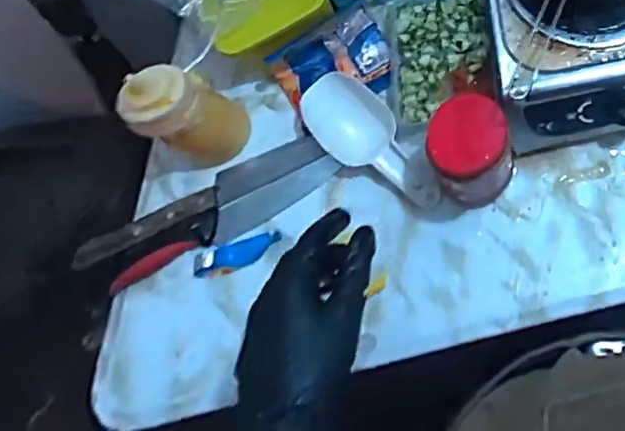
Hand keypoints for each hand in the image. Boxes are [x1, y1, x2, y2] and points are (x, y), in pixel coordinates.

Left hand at [236, 209, 375, 430]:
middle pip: (299, 260)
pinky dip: (305, 294)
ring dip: (316, 274)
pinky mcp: (258, 341)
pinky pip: (283, 302)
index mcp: (287, 280)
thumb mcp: (346, 311)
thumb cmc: (319, 361)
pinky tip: (321, 310)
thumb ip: (356, 268)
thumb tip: (366, 231)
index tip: (347, 214)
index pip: (310, 240)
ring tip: (341, 281)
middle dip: (327, 251)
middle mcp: (268, 293)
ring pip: (290, 283)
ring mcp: (260, 319)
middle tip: (351, 253)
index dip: (330, 224)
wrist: (283, 421)